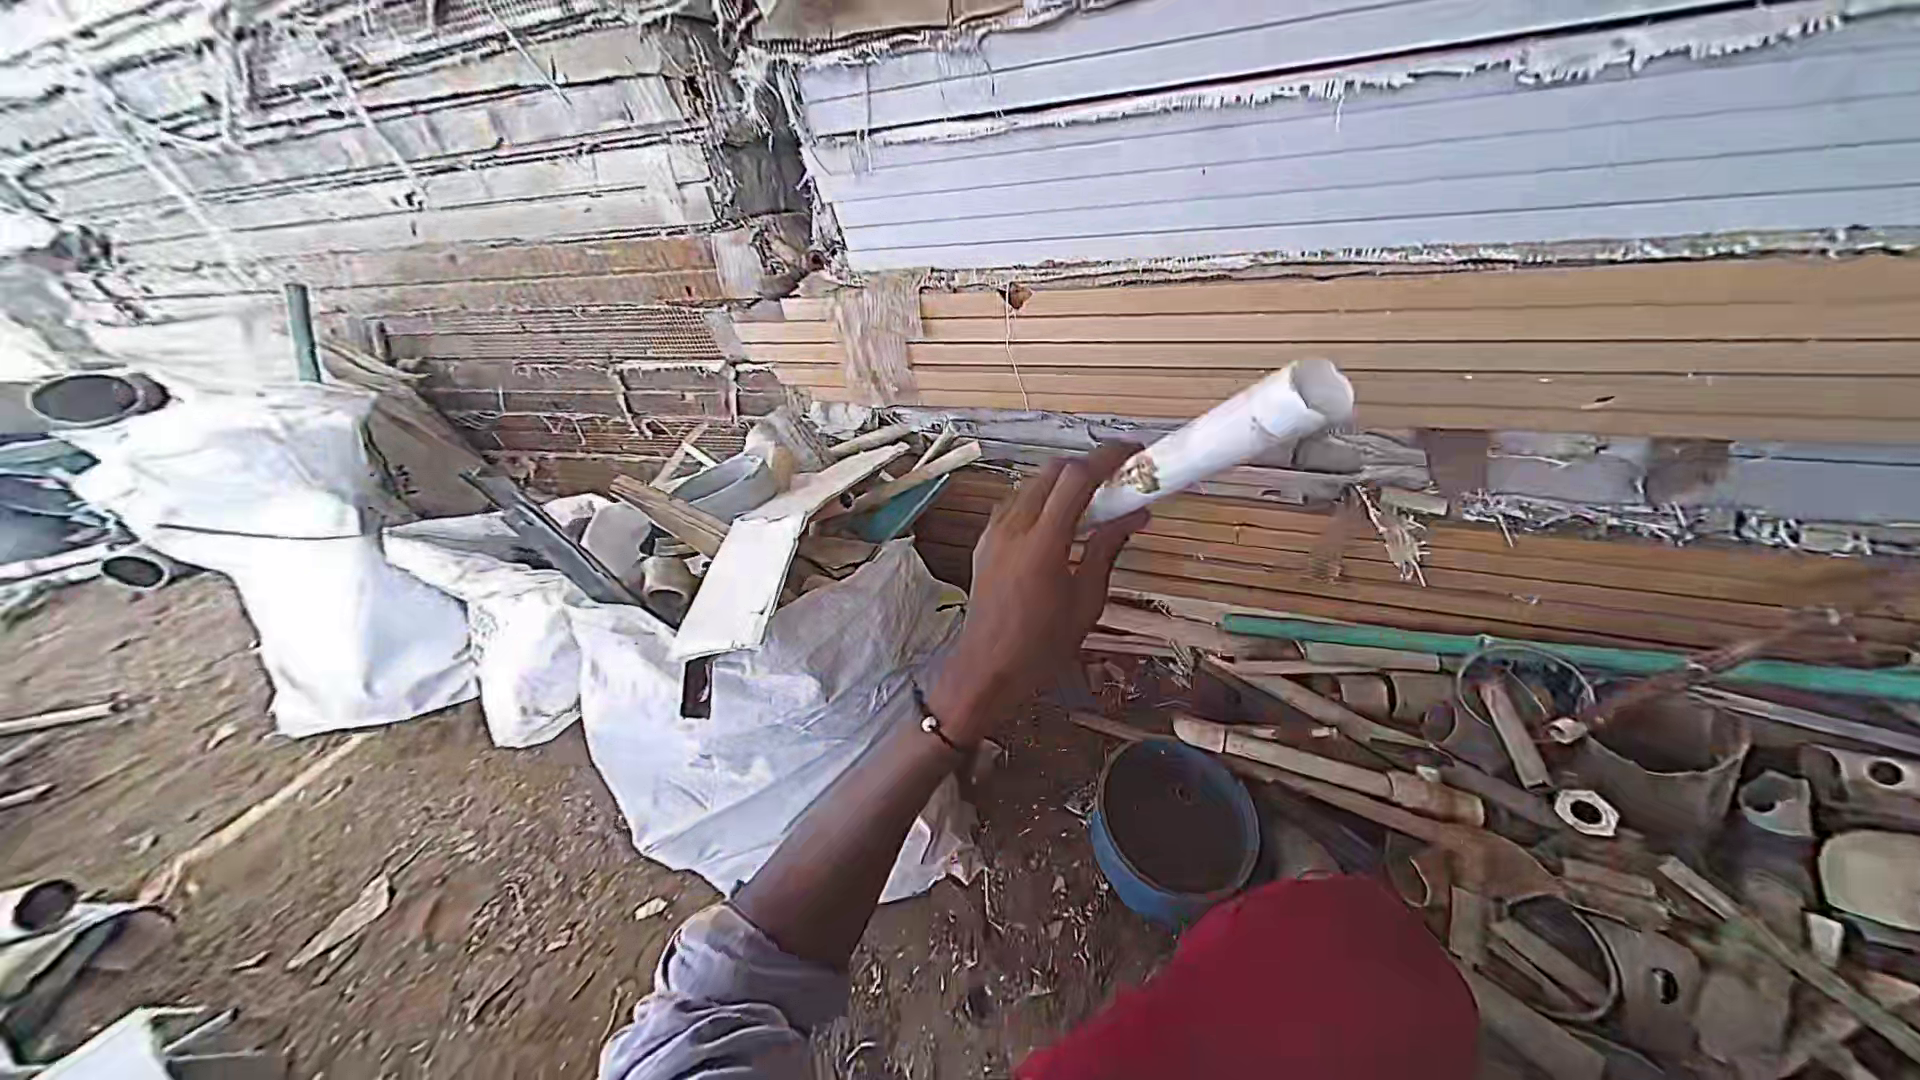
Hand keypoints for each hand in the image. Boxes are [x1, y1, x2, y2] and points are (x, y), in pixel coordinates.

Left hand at [924, 443, 1149, 742]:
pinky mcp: (984, 541)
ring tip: (1092, 501)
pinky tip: (1059, 521)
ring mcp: (994, 532)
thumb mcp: (1086, 600)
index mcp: (1042, 542)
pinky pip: (1015, 503)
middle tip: (1118, 480)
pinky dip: (1041, 499)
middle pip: (1053, 471)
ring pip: (1032, 484)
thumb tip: (1135, 515)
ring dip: (1063, 482)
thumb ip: (1107, 549)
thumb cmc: (1042, 645)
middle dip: (1088, 466)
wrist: (987, 669)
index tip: (1134, 453)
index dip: (1108, 457)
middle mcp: (1013, 527)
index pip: (1077, 477)